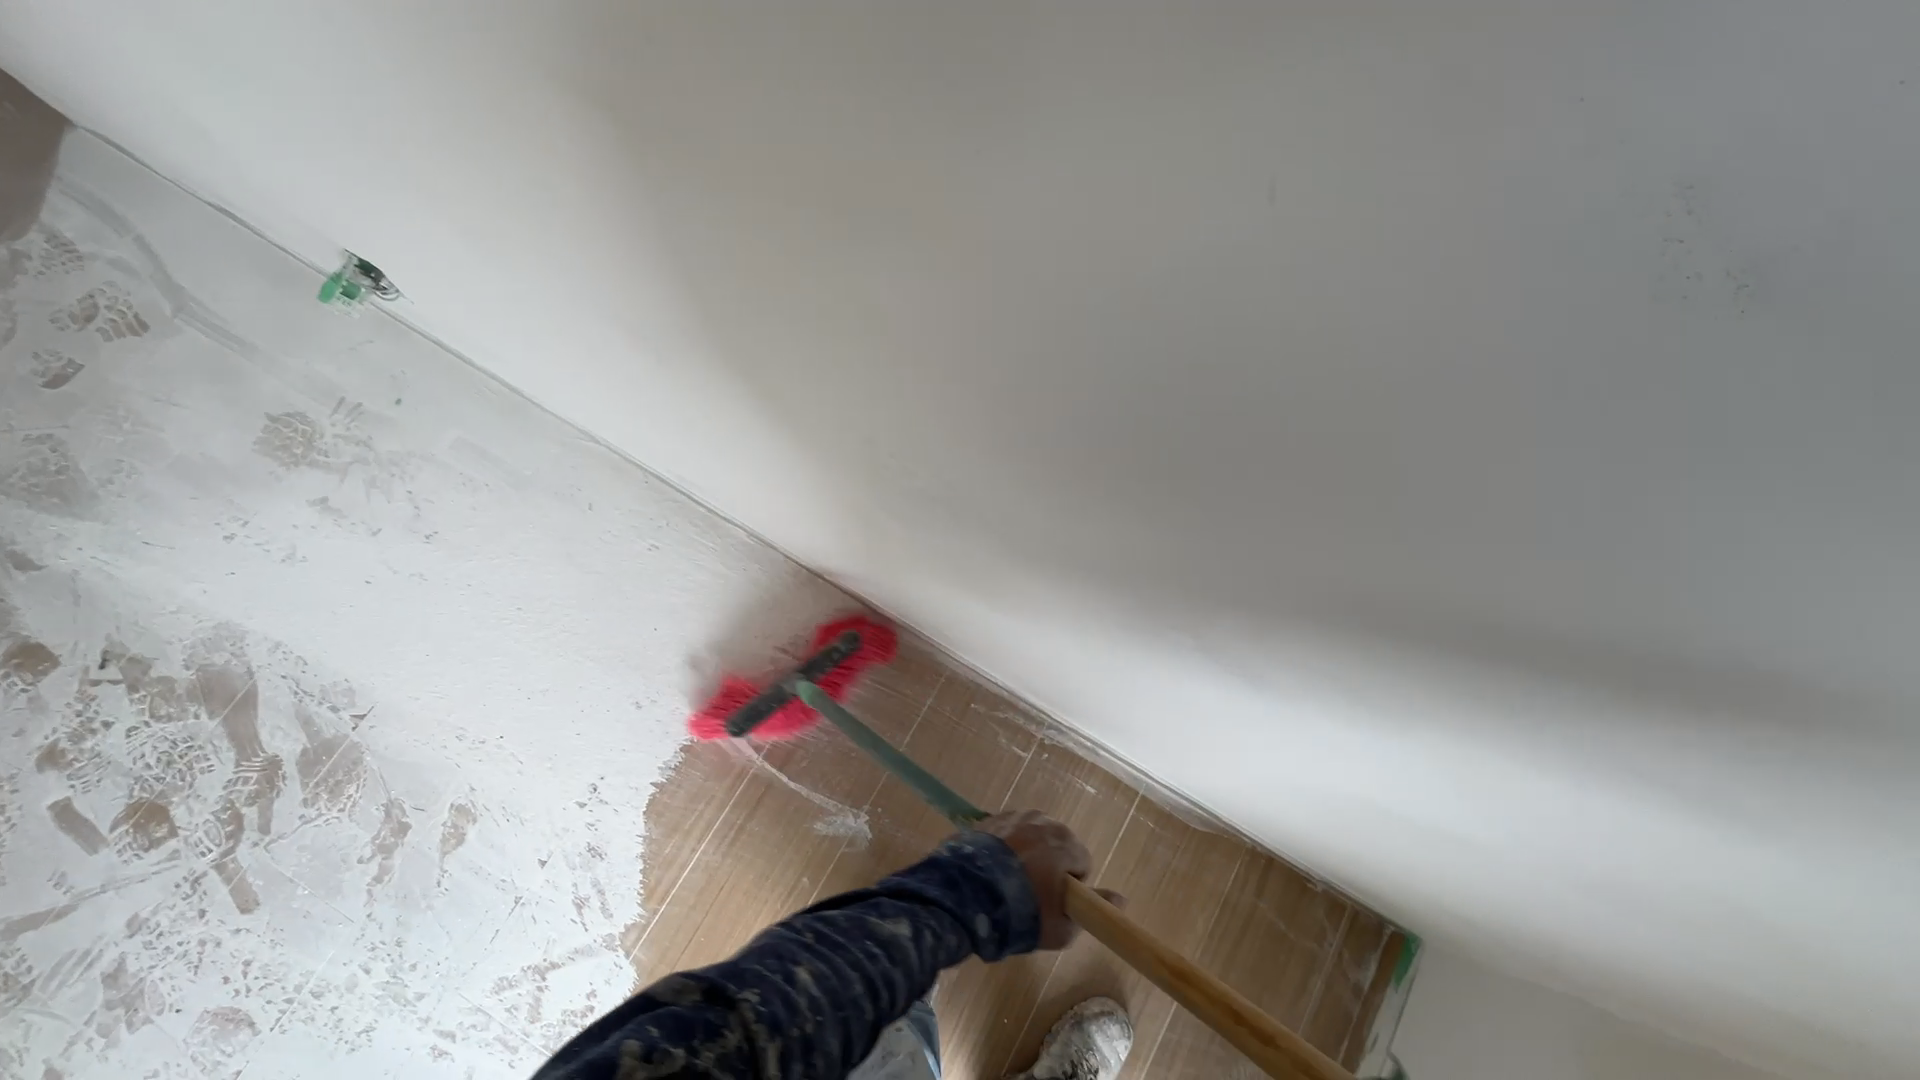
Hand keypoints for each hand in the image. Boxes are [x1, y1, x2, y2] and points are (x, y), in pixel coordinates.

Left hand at [976, 810, 1125, 949]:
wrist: (966, 897)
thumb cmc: (1021, 913)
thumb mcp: (1062, 926)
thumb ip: (1094, 911)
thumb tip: (1122, 899)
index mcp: (1065, 843)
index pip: (1081, 863)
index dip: (1071, 886)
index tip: (1053, 903)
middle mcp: (1042, 821)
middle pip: (1055, 845)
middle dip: (1049, 866)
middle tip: (1030, 894)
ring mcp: (1012, 817)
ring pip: (1030, 837)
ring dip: (1026, 854)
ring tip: (1008, 882)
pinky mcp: (987, 820)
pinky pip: (1005, 835)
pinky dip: (1003, 848)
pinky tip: (991, 871)